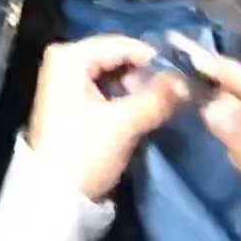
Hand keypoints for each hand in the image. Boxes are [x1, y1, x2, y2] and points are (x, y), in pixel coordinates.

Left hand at [27, 35, 189, 200]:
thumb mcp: (122, 124)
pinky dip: (125, 94)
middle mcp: (64, 58)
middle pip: (115, 56)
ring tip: (165, 100)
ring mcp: (66, 77)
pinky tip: (145, 106)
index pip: (119, 44)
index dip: (153, 57)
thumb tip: (188, 81)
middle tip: (177, 89)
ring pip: (112, 72)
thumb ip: (156, 99)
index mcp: (69, 55)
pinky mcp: (72, 97)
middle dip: (145, 72)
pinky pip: (105, 85)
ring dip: (138, 85)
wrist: (53, 196)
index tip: (184, 72)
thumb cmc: (83, 152)